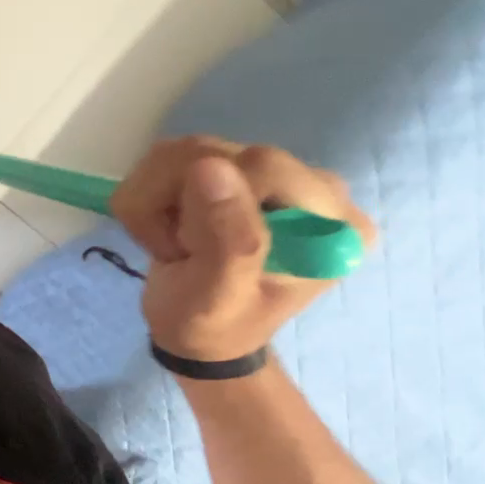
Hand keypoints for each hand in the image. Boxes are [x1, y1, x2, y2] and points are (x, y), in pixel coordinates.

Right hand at [111, 138, 376, 361]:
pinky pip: (172, 155)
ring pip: (187, 149)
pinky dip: (152, 192)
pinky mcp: (235, 170)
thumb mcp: (217, 299)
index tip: (188, 246)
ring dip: (157, 198)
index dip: (205, 200)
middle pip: (220, 151)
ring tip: (172, 239)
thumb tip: (208, 166)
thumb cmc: (211, 327)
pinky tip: (170, 223)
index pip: (262, 167)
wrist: (199, 334)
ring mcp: (272, 176)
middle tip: (177, 247)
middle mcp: (314, 190)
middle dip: (175, 201)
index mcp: (332, 224)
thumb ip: (226, 240)